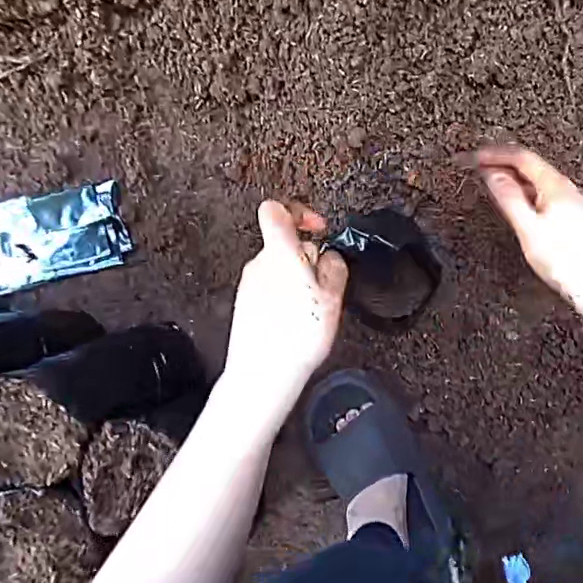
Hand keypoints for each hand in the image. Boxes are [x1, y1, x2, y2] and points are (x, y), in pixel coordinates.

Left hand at [223, 201, 349, 395]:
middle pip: (284, 243)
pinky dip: (287, 298)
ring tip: (312, 308)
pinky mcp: (247, 304)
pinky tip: (297, 321)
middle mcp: (259, 264)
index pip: (276, 209)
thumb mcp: (333, 296)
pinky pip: (272, 290)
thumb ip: (334, 266)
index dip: (300, 211)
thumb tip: (331, 256)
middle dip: (308, 257)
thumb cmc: (296, 336)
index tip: (317, 227)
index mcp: (280, 253)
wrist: (263, 373)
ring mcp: (250, 284)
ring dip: (299, 280)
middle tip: (324, 281)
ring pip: (280, 268)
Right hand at [474, 145, 582, 303]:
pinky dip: (525, 193)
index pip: (522, 157)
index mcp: (557, 187)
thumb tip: (493, 177)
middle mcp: (567, 190)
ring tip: (493, 183)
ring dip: (513, 179)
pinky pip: (543, 195)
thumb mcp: (528, 227)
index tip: (477, 157)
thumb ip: (509, 198)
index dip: (496, 154)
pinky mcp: (572, 218)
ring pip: (537, 181)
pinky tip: (517, 204)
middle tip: (480, 166)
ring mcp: (571, 204)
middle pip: (531, 166)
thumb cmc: (566, 261)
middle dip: (503, 163)